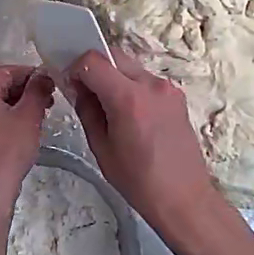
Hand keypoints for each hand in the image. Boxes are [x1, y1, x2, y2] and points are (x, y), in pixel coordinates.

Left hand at [0, 65, 53, 210]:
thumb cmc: (9, 150)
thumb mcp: (29, 116)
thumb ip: (37, 90)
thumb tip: (44, 74)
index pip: (7, 71)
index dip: (31, 73)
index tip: (51, 83)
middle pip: (1, 85)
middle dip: (27, 90)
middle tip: (50, 100)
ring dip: (21, 104)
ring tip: (42, 114)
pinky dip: (11, 117)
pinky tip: (27, 128)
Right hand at [65, 50, 238, 254]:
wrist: (184, 198)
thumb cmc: (138, 181)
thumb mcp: (101, 147)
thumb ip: (87, 110)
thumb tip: (76, 88)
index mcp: (128, 98)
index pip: (93, 61)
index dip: (75, 67)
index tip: (69, 83)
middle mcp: (151, 85)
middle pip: (113, 56)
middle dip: (94, 68)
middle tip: (83, 92)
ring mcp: (168, 89)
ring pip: (130, 67)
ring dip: (114, 77)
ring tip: (107, 106)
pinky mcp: (177, 97)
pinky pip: (146, 81)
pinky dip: (131, 87)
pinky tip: (129, 114)